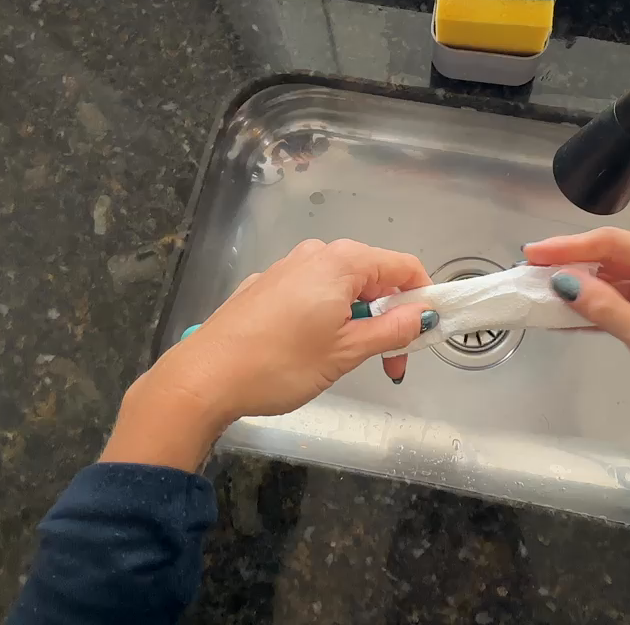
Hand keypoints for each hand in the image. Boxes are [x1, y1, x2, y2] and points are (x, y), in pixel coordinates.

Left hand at [101, 239, 434, 469]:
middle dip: (390, 315)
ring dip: (359, 318)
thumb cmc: (282, 363)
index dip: (423, 298)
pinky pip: (314, 292)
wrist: (205, 376)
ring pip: (343, 286)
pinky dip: (328, 315)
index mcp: (343, 261)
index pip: (404, 266)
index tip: (424, 338)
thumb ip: (392, 330)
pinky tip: (309, 349)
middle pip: (374, 275)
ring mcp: (289, 266)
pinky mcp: (267, 284)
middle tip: (388, 363)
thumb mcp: (346, 351)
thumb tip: (425, 315)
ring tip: (348, 359)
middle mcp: (317, 253)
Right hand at [525, 228, 629, 472]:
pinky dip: (593, 313)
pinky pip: (619, 308)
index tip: (531, 254)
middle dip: (572, 267)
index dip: (571, 247)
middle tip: (527, 274)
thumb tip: (561, 281)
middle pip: (613, 260)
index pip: (617, 244)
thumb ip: (607, 309)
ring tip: (536, 293)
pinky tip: (562, 317)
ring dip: (579, 291)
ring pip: (613, 284)